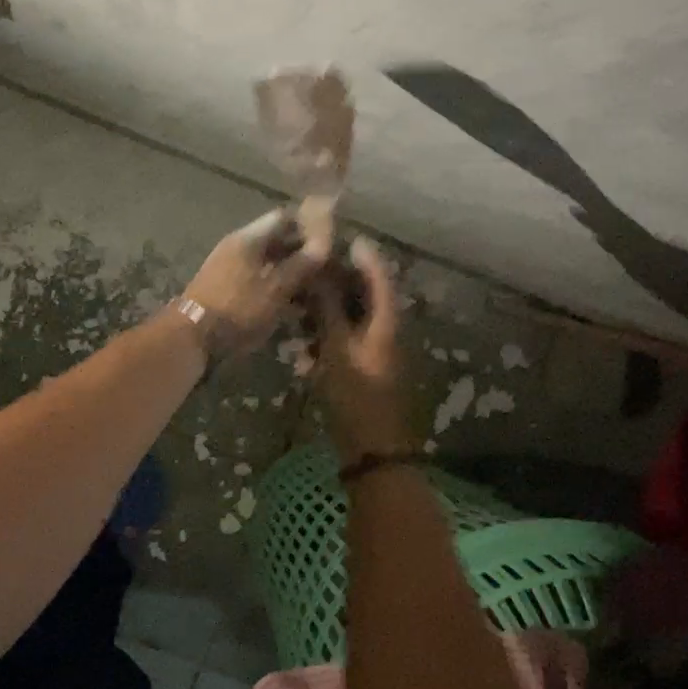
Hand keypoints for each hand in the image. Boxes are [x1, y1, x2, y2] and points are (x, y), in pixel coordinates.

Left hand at [181, 210, 323, 356]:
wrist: (192, 336)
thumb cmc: (237, 307)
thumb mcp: (276, 287)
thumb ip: (301, 264)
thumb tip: (325, 242)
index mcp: (248, 238)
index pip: (284, 217)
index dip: (310, 224)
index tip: (333, 236)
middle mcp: (238, 247)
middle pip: (277, 241)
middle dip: (303, 252)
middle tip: (330, 266)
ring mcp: (229, 268)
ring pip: (268, 263)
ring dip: (291, 272)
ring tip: (317, 288)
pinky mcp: (227, 289)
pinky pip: (258, 281)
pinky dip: (276, 288)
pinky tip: (294, 305)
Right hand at [314, 238, 408, 457]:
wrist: (373, 451)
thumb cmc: (356, 396)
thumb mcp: (336, 349)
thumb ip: (328, 309)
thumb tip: (319, 273)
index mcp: (387, 323)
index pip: (380, 278)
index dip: (365, 256)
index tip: (346, 238)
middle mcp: (388, 332)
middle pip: (366, 297)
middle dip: (339, 282)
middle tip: (311, 270)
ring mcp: (378, 353)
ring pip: (354, 320)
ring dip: (329, 310)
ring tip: (300, 306)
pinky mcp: (367, 371)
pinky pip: (348, 342)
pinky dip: (328, 336)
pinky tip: (304, 346)